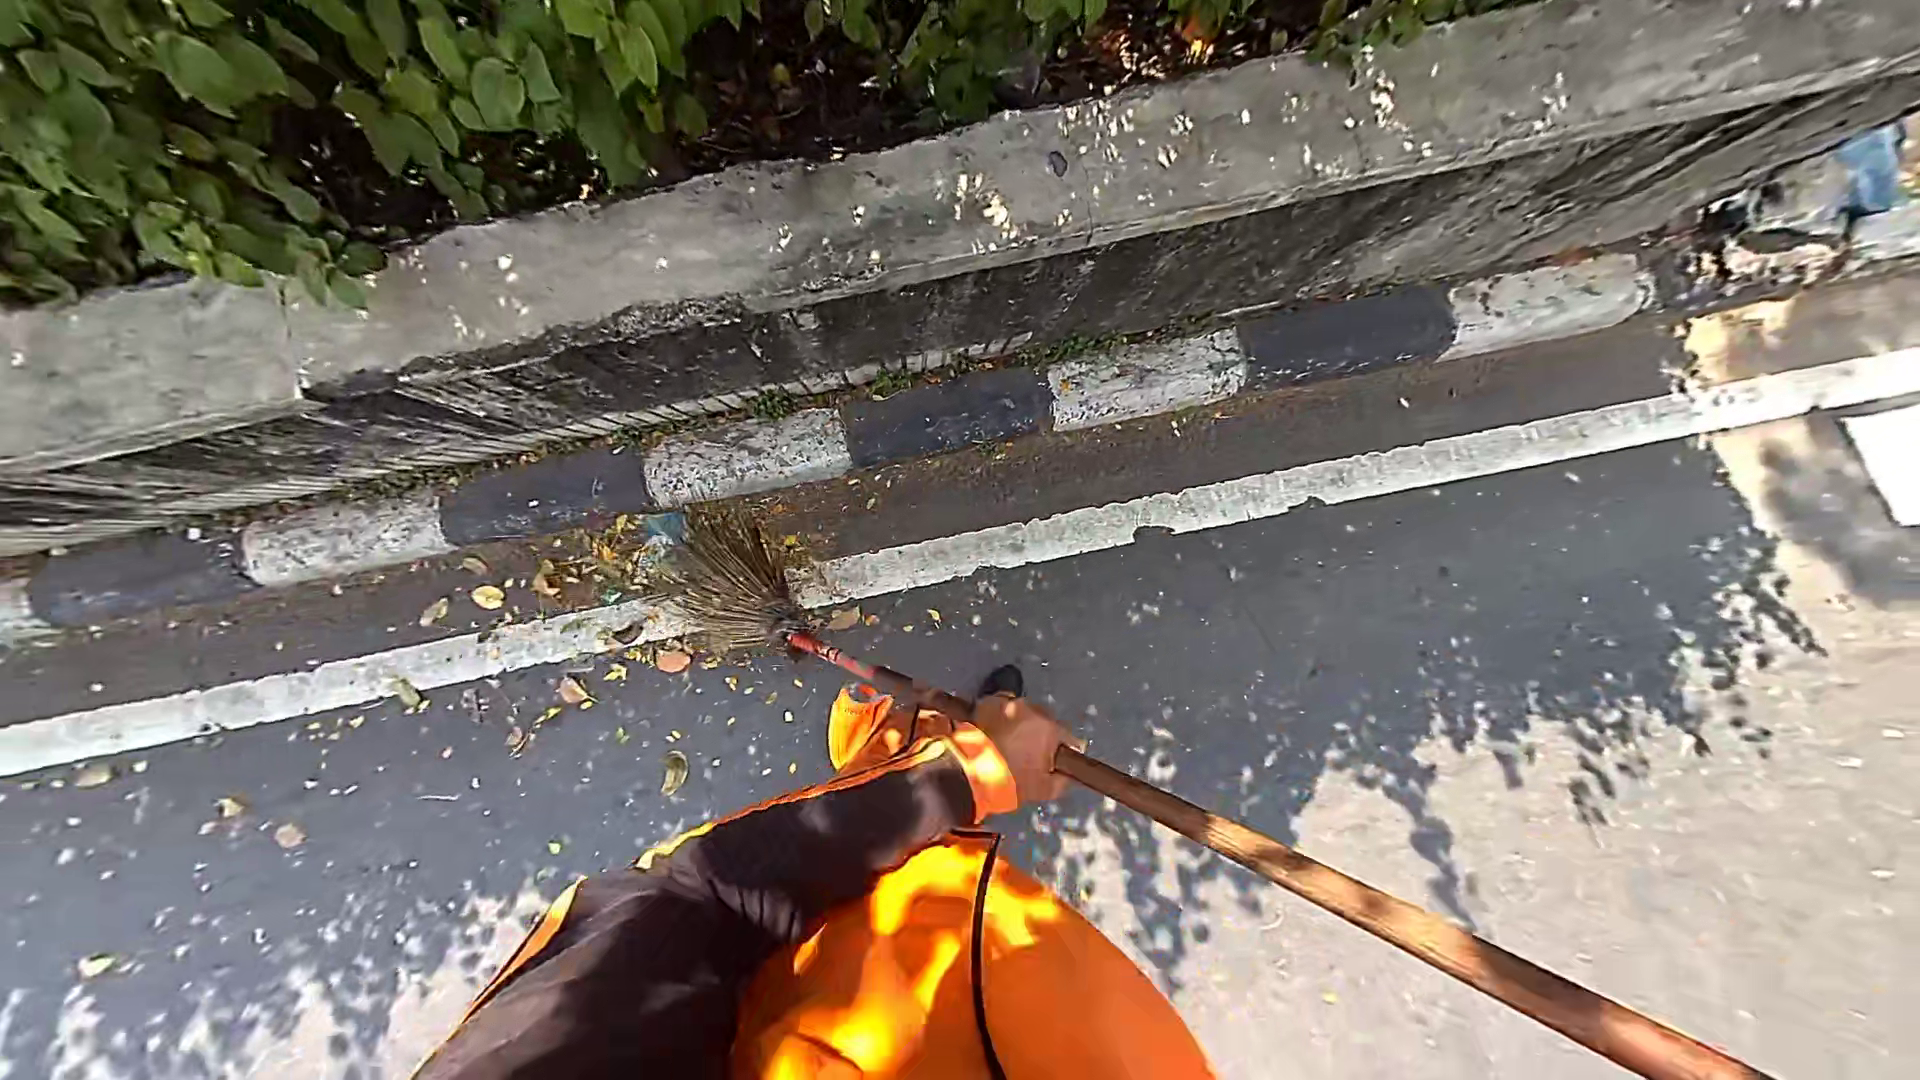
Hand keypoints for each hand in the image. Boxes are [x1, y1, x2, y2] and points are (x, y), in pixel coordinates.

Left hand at [969, 694, 1082, 804]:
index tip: (1057, 757)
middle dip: (1041, 732)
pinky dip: (1001, 715)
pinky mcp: (989, 701)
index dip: (1064, 749)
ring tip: (1010, 739)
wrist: (970, 772)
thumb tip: (1067, 774)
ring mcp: (1009, 703)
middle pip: (1045, 720)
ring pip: (1023, 711)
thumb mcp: (1044, 790)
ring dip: (1021, 722)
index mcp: (1050, 729)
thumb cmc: (1011, 782)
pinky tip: (996, 729)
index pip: (1068, 737)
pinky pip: (1002, 706)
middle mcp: (1032, 710)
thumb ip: (1063, 780)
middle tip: (1030, 749)